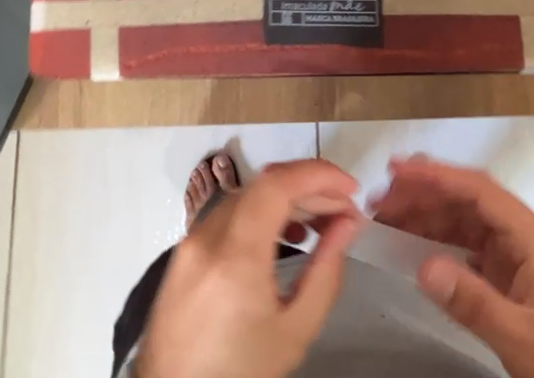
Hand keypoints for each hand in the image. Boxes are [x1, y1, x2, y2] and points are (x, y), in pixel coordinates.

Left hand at [137, 159, 361, 377]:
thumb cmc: (240, 373)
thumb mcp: (295, 331)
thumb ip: (325, 272)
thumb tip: (347, 224)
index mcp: (234, 257)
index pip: (276, 185)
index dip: (317, 174)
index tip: (349, 189)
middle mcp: (206, 237)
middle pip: (263, 187)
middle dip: (309, 189)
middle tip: (344, 212)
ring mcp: (189, 242)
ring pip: (245, 197)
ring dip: (286, 200)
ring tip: (320, 225)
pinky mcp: (183, 252)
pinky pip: (228, 216)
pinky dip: (261, 214)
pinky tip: (284, 235)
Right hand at [372, 155, 533, 377]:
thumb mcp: (522, 337)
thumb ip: (472, 301)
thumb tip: (422, 266)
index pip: (480, 192)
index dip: (438, 176)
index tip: (397, 170)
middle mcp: (528, 241)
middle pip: (471, 203)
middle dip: (426, 195)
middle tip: (381, 198)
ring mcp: (524, 261)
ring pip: (470, 225)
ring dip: (431, 218)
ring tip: (389, 219)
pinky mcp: (519, 283)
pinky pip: (475, 251)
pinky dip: (444, 245)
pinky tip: (419, 250)